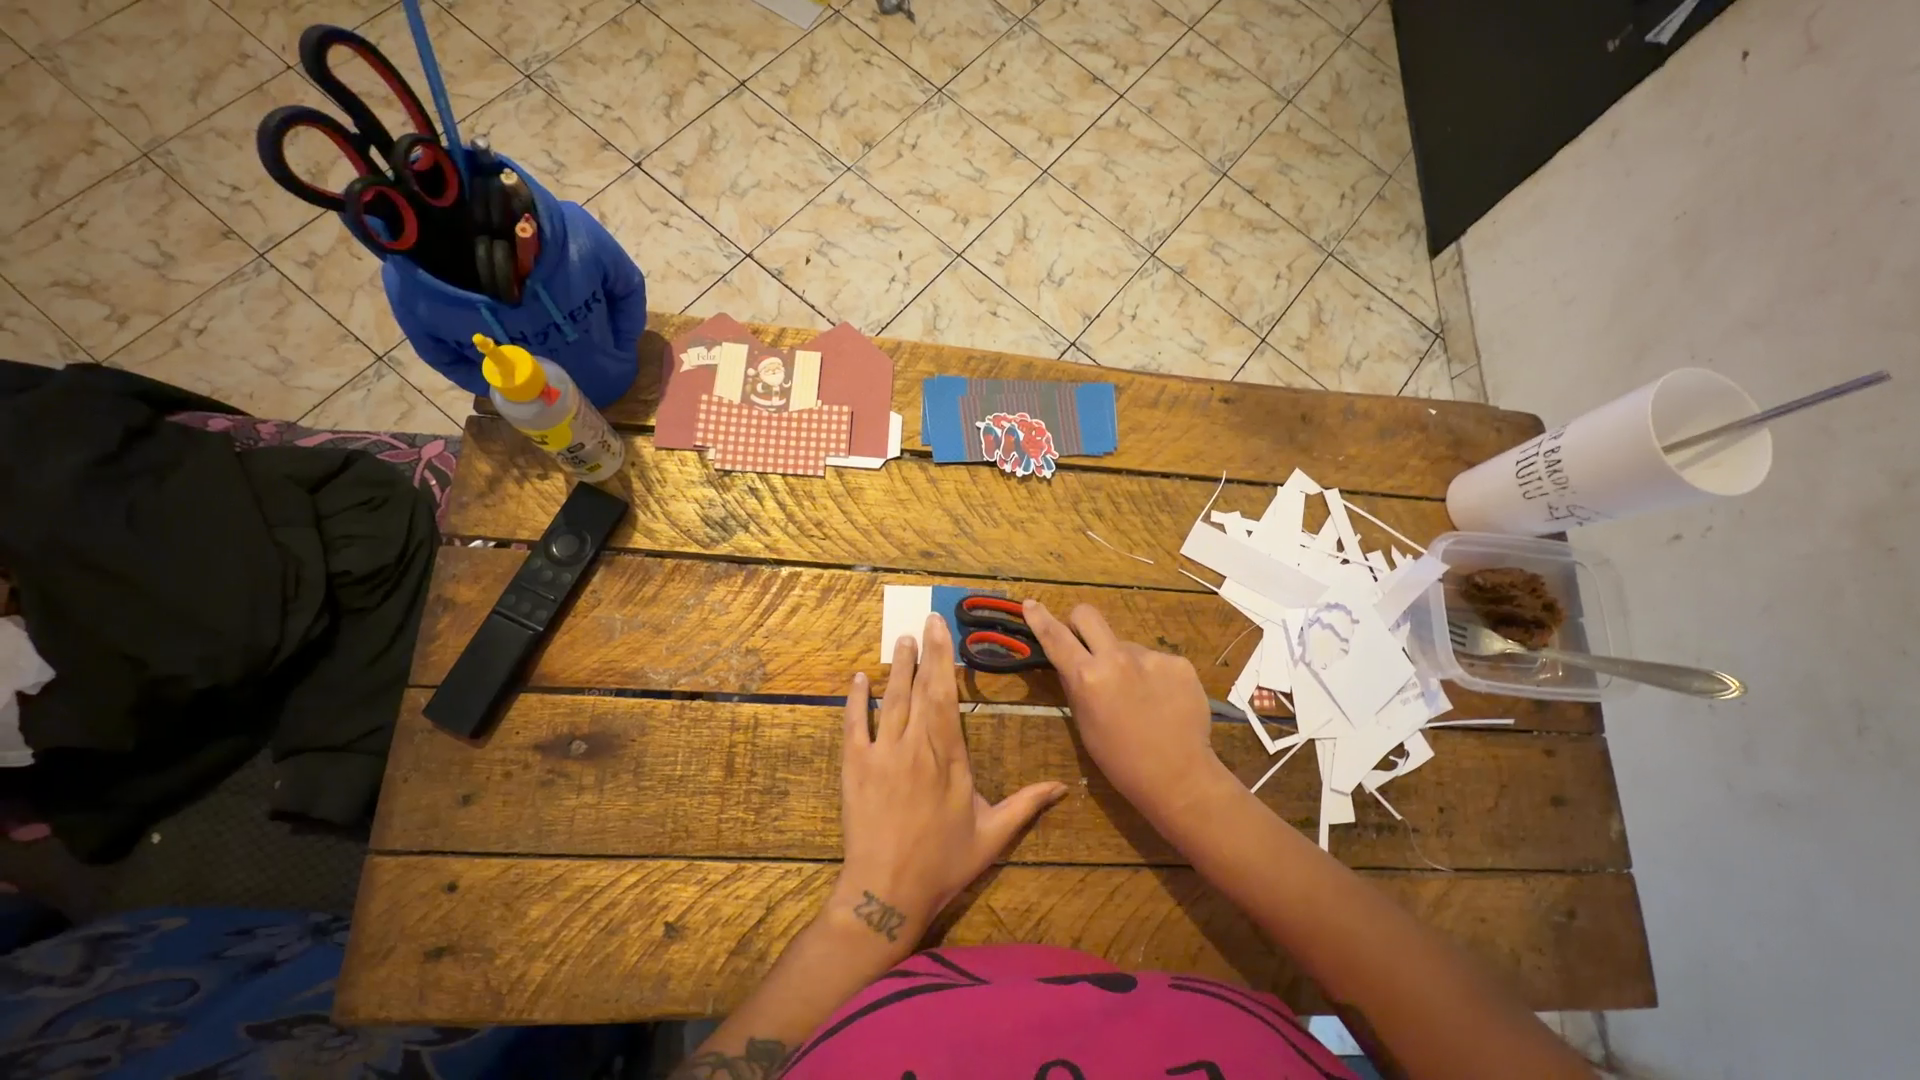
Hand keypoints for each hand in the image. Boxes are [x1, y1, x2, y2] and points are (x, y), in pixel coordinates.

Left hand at [833, 615, 1067, 951]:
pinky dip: (856, 700)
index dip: (945, 660)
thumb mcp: (992, 836)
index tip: (943, 631)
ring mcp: (882, 755)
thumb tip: (1064, 786)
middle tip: (925, 620)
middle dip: (924, 652)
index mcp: (949, 757)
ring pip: (890, 700)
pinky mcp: (854, 767)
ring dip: (896, 668)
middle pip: (920, 688)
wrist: (887, 892)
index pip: (947, 696)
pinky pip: (854, 725)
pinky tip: (858, 678)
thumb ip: (1026, 805)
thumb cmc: (943, 864)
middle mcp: (915, 746)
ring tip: (902, 639)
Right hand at [1023, 600, 1231, 822]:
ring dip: (1125, 662)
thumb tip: (1070, 663)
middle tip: (1086, 644)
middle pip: (1088, 615)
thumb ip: (1076, 687)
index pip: (1056, 637)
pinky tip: (1164, 702)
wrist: (1178, 775)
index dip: (1040, 618)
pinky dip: (1154, 676)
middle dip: (1080, 623)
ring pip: (1126, 645)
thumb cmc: (1120, 760)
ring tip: (1140, 698)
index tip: (1031, 603)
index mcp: (1087, 677)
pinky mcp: (1178, 663)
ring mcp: (1151, 657)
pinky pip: (1156, 661)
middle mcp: (1116, 658)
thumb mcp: (1085, 725)